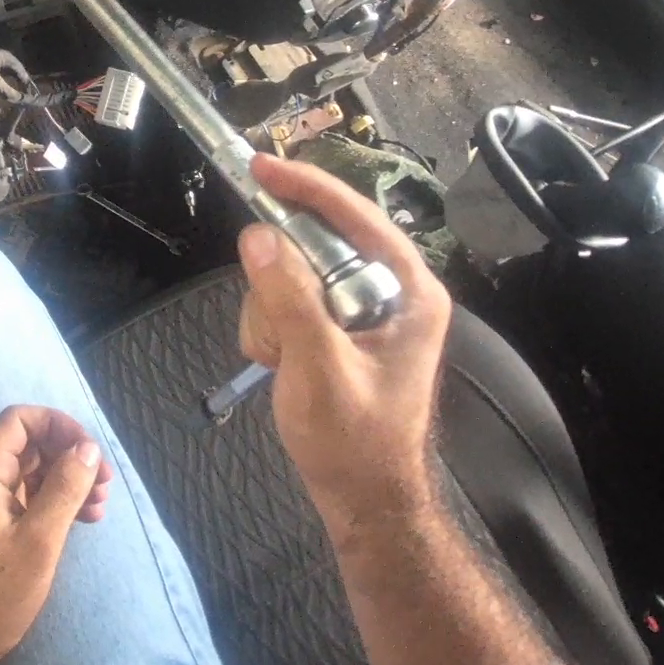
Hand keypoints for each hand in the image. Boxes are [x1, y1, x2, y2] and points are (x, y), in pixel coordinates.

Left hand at [0, 405, 114, 664]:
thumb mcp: (37, 542)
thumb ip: (63, 489)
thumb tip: (87, 448)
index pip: (19, 420)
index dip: (58, 425)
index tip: (90, 451)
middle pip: (28, 444)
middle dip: (69, 455)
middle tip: (104, 484)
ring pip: (30, 473)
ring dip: (66, 481)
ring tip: (99, 507)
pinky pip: (24, 498)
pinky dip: (53, 503)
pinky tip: (81, 520)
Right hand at [237, 153, 452, 548]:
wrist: (361, 497)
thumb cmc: (353, 439)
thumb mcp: (319, 368)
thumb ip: (289, 299)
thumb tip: (256, 236)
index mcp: (408, 290)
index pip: (356, 217)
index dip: (307, 187)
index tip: (259, 167)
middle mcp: (386, 289)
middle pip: (315, 243)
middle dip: (280, 281)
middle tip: (273, 327)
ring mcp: (356, 308)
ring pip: (289, 271)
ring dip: (270, 312)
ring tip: (283, 362)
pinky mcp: (331, 323)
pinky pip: (283, 296)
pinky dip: (268, 325)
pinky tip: (281, 363)